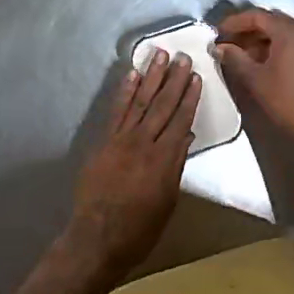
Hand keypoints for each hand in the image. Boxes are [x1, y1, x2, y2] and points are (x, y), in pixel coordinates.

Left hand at [64, 49, 200, 278]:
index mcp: (164, 159)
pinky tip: (133, 75)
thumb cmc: (139, 229)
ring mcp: (122, 138)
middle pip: (162, 104)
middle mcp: (144, 142)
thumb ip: (176, 165)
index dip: (189, 97)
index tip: (196, 76)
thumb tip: (185, 135)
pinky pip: (117, 110)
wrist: (98, 238)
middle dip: (174, 79)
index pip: (180, 120)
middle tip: (182, 56)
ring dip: (152, 76)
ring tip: (160, 55)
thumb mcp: (168, 201)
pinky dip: (125, 91)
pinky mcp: (105, 140)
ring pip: (140, 100)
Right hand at [213, 9, 293, 161]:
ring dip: (258, 38)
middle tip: (227, 40)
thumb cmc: (287, 100)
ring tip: (238, 52)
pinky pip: (289, 42)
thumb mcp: (255, 79)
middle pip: (269, 21)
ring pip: (279, 31)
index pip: (257, 16)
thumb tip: (218, 47)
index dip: (235, 22)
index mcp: (288, 32)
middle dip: (246, 29)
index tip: (217, 32)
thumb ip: (235, 58)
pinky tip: (257, 61)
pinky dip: (271, 46)